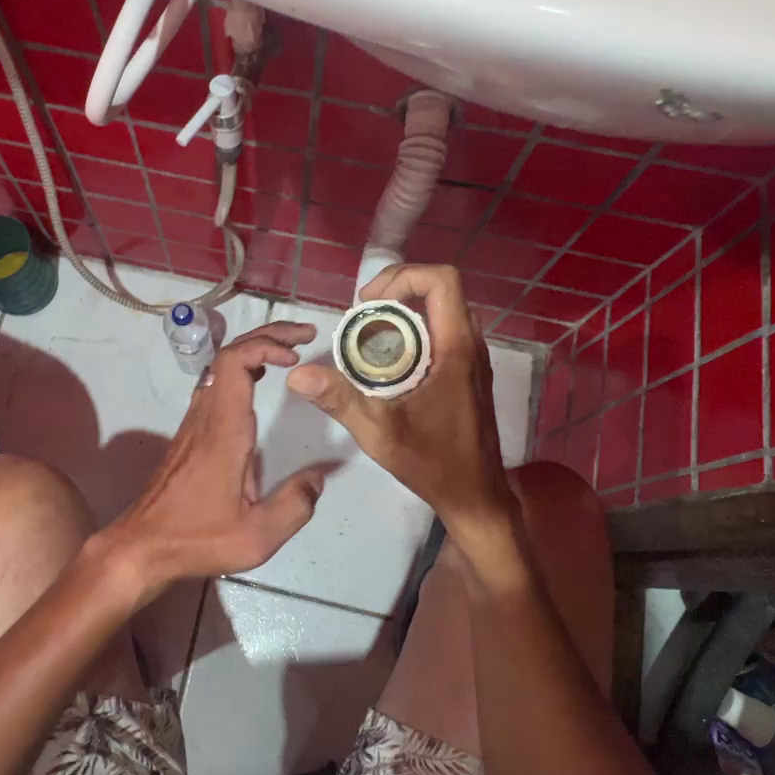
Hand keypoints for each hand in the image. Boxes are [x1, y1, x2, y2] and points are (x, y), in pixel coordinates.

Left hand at [96, 321, 329, 599]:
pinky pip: (218, 383)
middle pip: (229, 353)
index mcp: (223, 430)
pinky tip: (263, 379)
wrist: (142, 546)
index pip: (235, 362)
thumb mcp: (257, 536)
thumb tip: (320, 477)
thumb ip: (295, 505)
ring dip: (255, 349)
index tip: (295, 356)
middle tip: (304, 335)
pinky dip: (244, 368)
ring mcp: (196, 421)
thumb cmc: (197, 538)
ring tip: (291, 350)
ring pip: (221, 366)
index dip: (265, 345)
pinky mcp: (191, 432)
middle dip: (268, 335)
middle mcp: (207, 415)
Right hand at [286, 265, 514, 533]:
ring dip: (405, 311)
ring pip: (442, 310)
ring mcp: (473, 358)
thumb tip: (297, 375)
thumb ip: (340, 399)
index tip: (368, 304)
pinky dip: (415, 331)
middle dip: (397, 291)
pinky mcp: (468, 372)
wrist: (477, 497)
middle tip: (361, 316)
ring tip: (369, 334)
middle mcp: (471, 344)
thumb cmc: (435, 464)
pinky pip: (443, 331)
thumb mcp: (381, 433)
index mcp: (456, 348)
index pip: (442, 280)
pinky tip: (388, 361)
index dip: (403, 278)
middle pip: (440, 289)